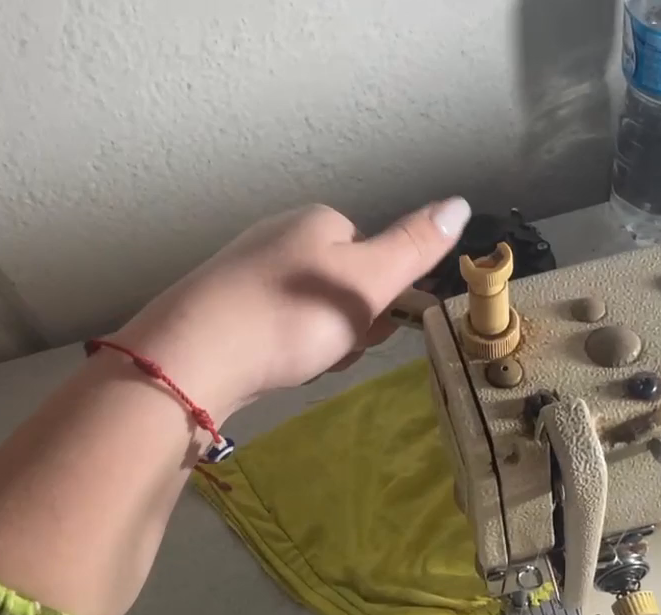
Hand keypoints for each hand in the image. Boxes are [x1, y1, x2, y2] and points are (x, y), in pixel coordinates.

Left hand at [105, 197, 470, 417]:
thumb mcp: (367, 281)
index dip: (381, 298)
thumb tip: (461, 203)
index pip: (372, 256)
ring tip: (306, 363)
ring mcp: (248, 271)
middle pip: (341, 286)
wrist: (199, 353)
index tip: (371, 326)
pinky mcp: (224, 308)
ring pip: (312, 312)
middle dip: (349, 323)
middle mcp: (281, 236)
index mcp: (319, 222)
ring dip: (322, 342)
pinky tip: (278, 366)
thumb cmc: (294, 315)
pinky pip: (278, 327)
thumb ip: (413, 246)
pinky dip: (287, 349)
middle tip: (336, 350)